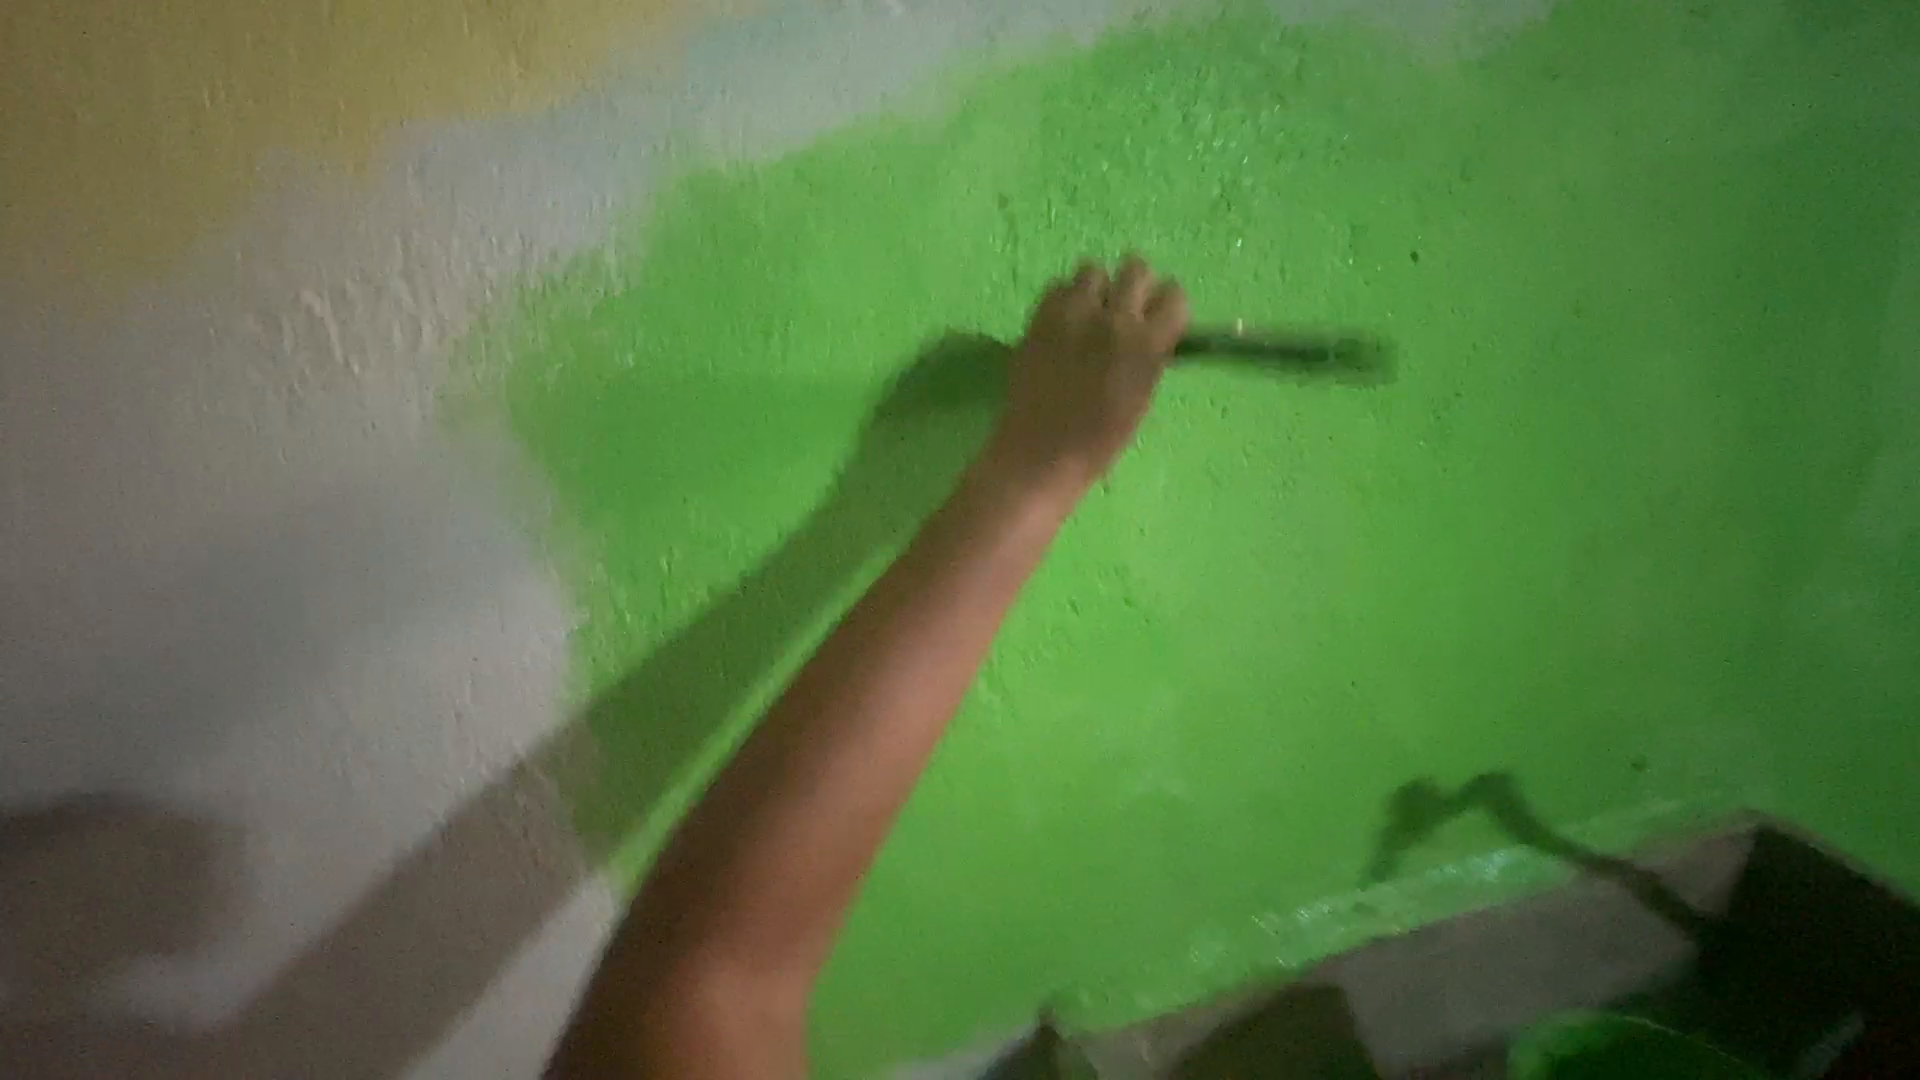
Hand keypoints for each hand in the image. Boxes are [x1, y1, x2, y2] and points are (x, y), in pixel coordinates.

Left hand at [989, 255, 1188, 490]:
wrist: (1041, 454)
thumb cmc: (1099, 442)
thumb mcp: (1141, 398)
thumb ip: (1149, 357)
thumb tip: (1151, 332)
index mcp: (1148, 346)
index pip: (1174, 295)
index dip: (1165, 306)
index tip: (1156, 318)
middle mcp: (1114, 320)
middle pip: (1135, 268)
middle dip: (1132, 286)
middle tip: (1120, 310)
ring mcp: (1074, 315)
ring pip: (1092, 269)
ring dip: (1094, 288)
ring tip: (1086, 315)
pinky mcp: (1040, 318)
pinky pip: (1057, 286)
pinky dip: (1062, 300)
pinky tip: (1060, 326)